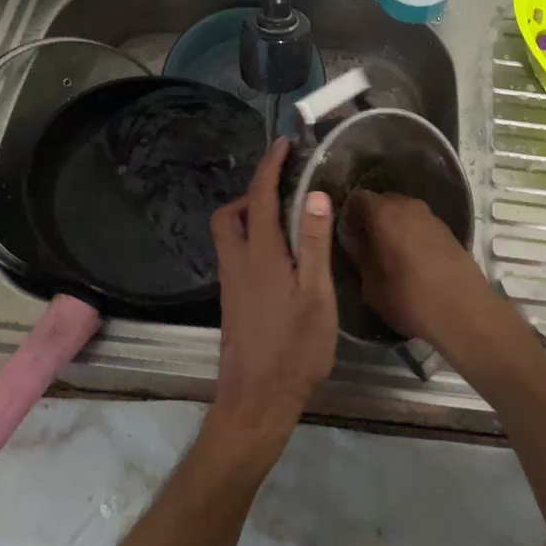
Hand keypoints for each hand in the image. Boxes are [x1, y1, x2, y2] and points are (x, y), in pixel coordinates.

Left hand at [207, 137, 336, 443]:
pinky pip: (237, 255)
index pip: (259, 197)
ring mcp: (232, 284)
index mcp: (259, 255)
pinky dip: (253, 240)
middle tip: (284, 191)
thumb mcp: (316, 296)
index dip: (270, 166)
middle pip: (229, 214)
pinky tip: (282, 258)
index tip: (284, 144)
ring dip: (251, 217)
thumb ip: (313, 243)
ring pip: (230, 236)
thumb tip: (314, 193)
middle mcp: (237, 263)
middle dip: (251, 193)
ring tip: (288, 221)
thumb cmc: (294, 349)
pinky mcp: (234, 302)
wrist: (257, 401)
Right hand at [340, 189, 492, 345]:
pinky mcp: (448, 230)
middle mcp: (409, 206)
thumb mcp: (371, 284)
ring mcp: (431, 216)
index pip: (359, 197)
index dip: (349, 213)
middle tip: (365, 243)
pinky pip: (420, 224)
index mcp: (384, 213)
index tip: (346, 232)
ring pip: (404, 212)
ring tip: (389, 252)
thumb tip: (358, 241)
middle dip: (372, 218)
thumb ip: (361, 256)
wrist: (463, 309)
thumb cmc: (409, 297)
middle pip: (383, 201)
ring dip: (394, 226)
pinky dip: (412, 234)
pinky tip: (411, 258)